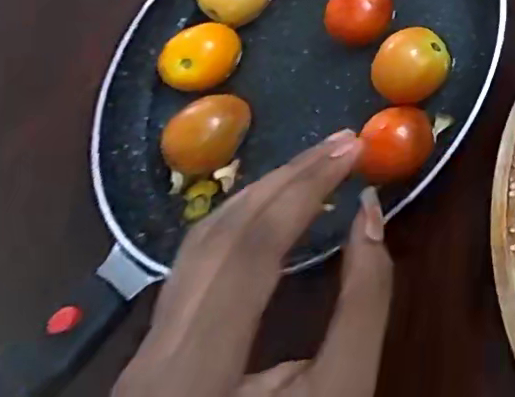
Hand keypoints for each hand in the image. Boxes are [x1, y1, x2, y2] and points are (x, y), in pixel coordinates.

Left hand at [112, 131, 391, 396]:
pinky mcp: (152, 359)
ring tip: (312, 166)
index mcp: (194, 370)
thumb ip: (364, 301)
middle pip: (218, 235)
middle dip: (286, 178)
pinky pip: (194, 270)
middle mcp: (153, 355)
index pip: (254, 246)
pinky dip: (241, 227)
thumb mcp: (343, 392)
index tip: (356, 147)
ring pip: (195, 249)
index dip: (308, 186)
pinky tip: (272, 215)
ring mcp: (143, 357)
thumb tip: (371, 213)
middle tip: (342, 143)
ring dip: (260, 196)